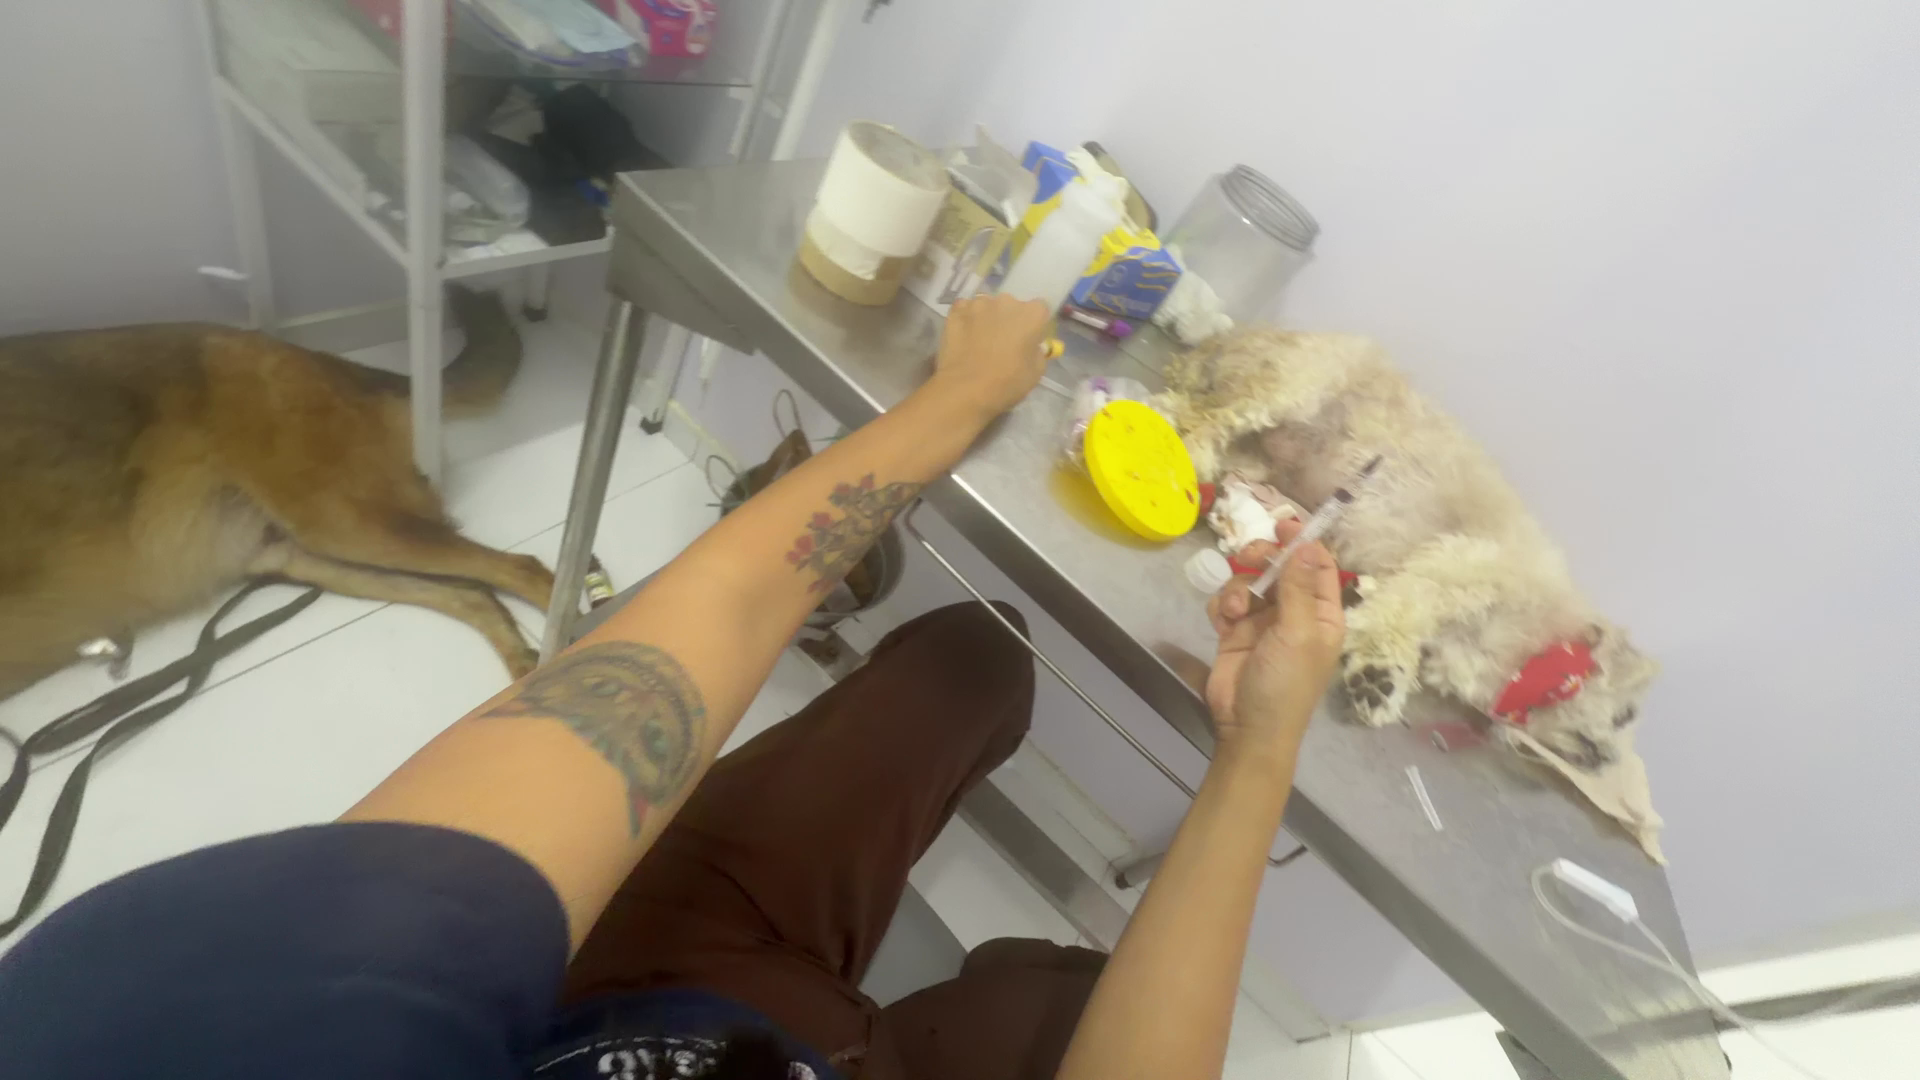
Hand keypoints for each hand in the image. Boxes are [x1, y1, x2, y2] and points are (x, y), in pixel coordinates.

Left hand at [927, 294, 1052, 419]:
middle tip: (1002, 343)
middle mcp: (1007, 301)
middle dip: (1008, 320)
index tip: (1028, 340)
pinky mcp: (956, 310)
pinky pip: (964, 310)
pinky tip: (963, 337)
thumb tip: (1032, 346)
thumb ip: (1037, 352)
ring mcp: (979, 303)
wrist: (965, 390)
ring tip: (979, 341)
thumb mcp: (1035, 373)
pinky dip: (965, 320)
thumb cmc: (1006, 384)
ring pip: (986, 306)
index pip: (1040, 310)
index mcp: (1032, 314)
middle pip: (1011, 306)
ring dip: (986, 318)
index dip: (1033, 326)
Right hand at [1205, 519, 1345, 762]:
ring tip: (1234, 610)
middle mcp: (1295, 613)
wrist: (1247, 726)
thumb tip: (1304, 545)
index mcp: (1323, 614)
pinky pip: (1226, 602)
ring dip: (1237, 589)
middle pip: (1278, 567)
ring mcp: (1262, 622)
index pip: (1318, 566)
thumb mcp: (1299, 634)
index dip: (1303, 543)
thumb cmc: (1285, 683)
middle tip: (1248, 555)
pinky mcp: (1234, 631)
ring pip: (1248, 581)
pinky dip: (1222, 607)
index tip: (1283, 526)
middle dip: (1261, 558)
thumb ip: (1299, 588)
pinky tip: (1222, 623)